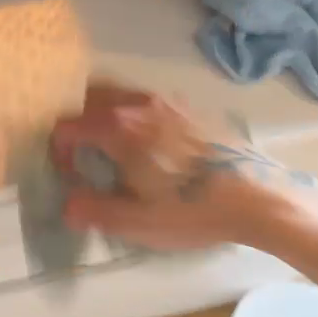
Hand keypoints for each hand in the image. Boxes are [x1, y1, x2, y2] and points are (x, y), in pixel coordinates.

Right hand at [49, 81, 298, 249]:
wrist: (259, 196)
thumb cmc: (193, 210)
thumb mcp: (138, 222)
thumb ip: (94, 211)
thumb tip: (67, 205)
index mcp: (119, 127)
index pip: (67, 126)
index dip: (58, 150)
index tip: (68, 174)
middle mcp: (139, 103)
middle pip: (90, 98)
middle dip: (77, 123)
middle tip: (82, 155)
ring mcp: (168, 102)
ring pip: (121, 95)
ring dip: (105, 115)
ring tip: (113, 149)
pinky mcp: (191, 108)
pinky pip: (148, 101)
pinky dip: (134, 115)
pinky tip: (151, 147)